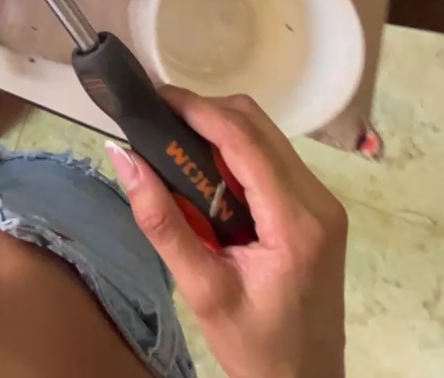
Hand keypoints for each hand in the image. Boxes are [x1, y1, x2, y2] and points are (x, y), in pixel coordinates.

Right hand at [107, 90, 347, 377]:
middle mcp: (318, 200)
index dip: (195, 108)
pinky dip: (233, 146)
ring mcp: (322, 202)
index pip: (242, 138)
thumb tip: (122, 155)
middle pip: (256, 123)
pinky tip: (203, 168)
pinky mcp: (316, 207)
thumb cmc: (255, 345)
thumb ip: (160, 221)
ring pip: (264, 131)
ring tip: (173, 143)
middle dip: (203, 111)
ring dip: (217, 126)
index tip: (152, 98)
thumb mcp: (200, 289)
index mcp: (295, 222)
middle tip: (156, 123)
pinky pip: (270, 152)